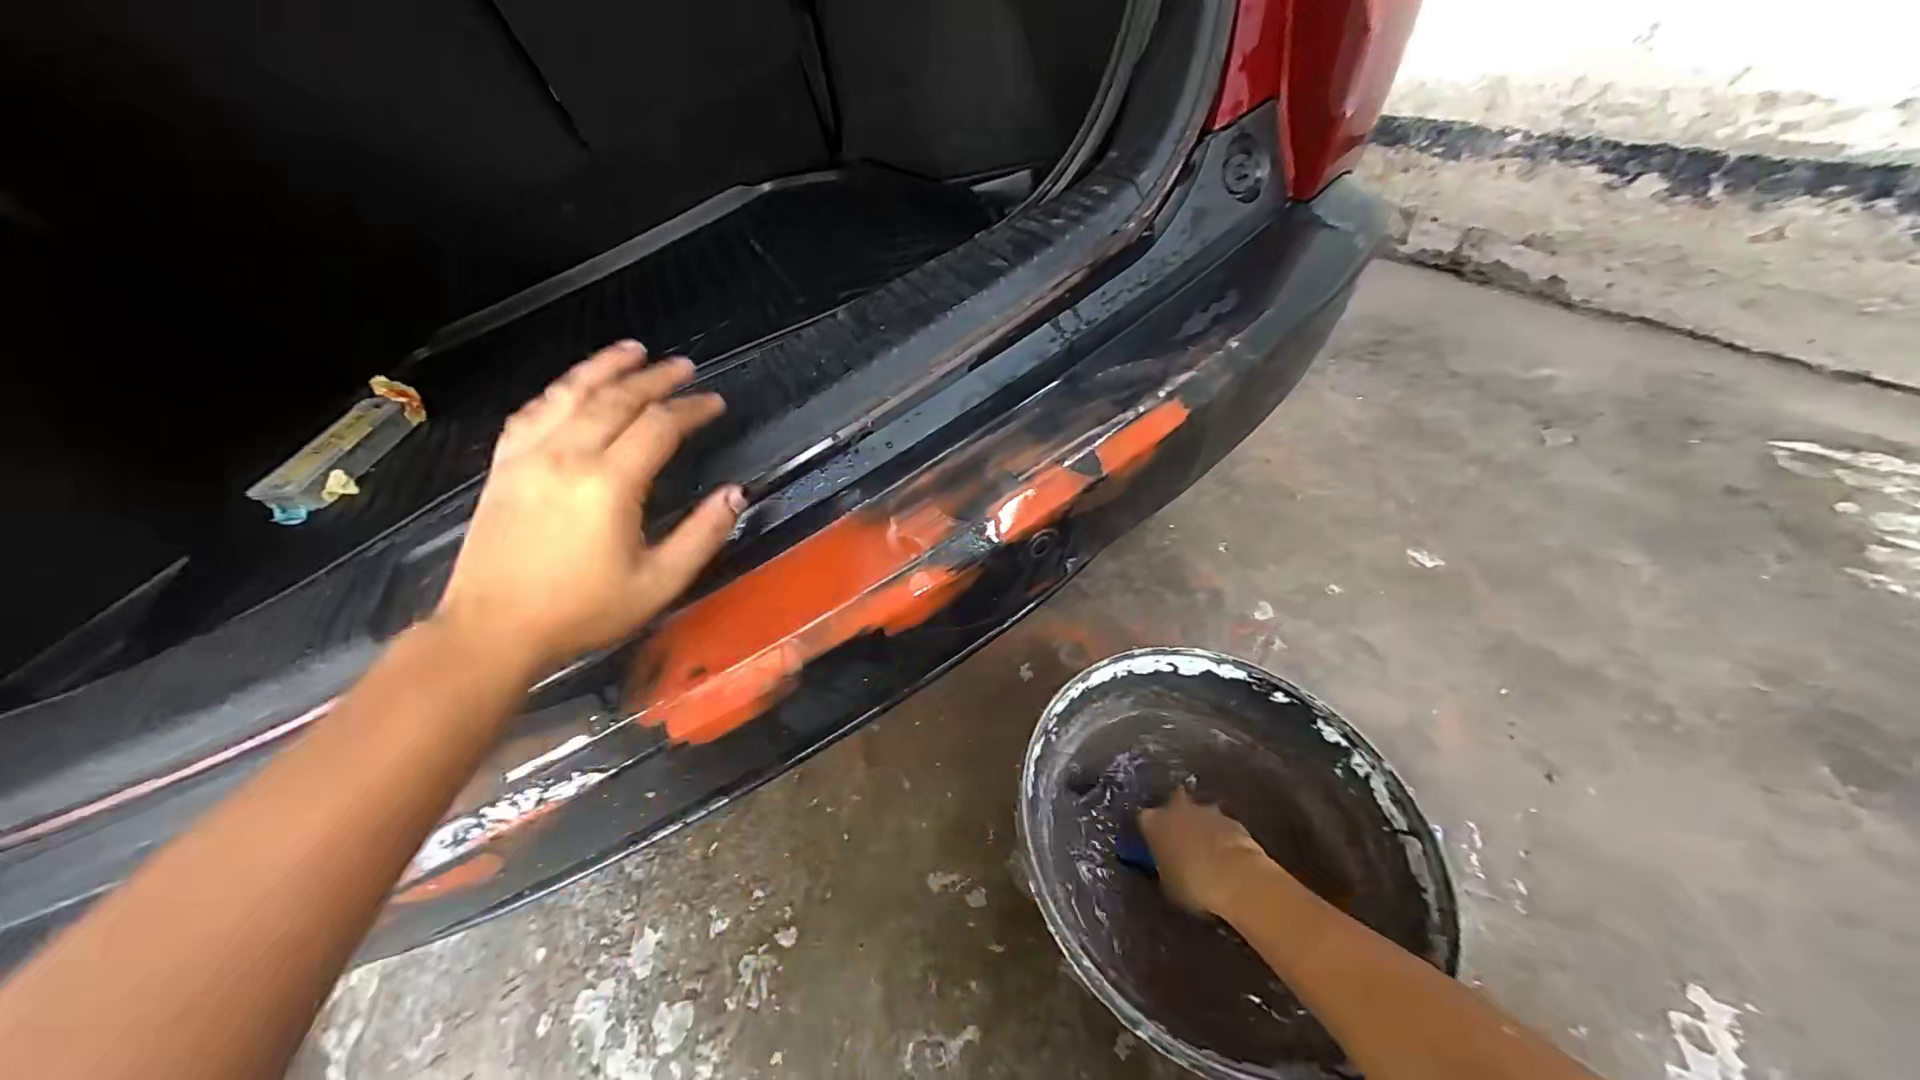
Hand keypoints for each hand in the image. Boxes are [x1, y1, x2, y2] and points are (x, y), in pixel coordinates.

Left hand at [435, 341, 745, 667]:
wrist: (493, 631)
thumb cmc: (582, 611)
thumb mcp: (658, 582)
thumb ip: (702, 534)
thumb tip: (735, 494)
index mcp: (608, 484)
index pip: (658, 426)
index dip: (691, 409)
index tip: (714, 402)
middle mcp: (566, 456)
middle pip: (616, 398)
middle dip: (655, 378)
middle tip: (684, 367)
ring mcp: (528, 457)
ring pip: (570, 393)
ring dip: (604, 367)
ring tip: (631, 350)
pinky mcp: (503, 467)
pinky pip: (531, 413)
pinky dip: (558, 392)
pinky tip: (571, 387)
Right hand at [1137, 788, 1275, 916]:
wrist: (1237, 880)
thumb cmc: (1192, 884)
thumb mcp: (1167, 883)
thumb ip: (1163, 866)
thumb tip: (1167, 867)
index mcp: (1154, 822)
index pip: (1145, 819)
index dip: (1151, 832)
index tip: (1156, 846)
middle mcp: (1177, 809)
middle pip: (1173, 804)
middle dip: (1176, 817)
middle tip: (1180, 839)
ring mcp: (1207, 811)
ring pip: (1199, 814)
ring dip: (1201, 826)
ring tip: (1207, 850)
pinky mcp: (1232, 820)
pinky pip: (1221, 825)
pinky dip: (1222, 836)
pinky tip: (1227, 855)